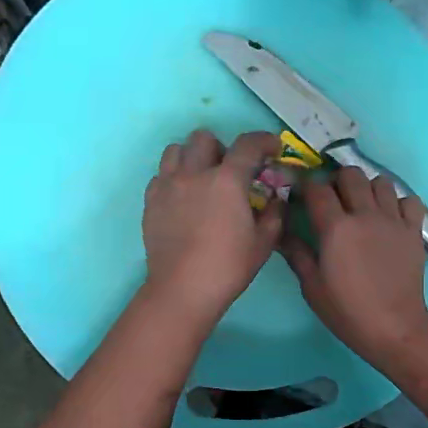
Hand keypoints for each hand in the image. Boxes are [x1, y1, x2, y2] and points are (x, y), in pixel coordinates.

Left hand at [142, 130, 282, 325]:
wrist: (183, 289)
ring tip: (202, 178)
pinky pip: (160, 175)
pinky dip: (174, 178)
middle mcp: (194, 173)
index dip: (264, 140)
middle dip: (222, 148)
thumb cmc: (228, 267)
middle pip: (204, 138)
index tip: (272, 148)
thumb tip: (276, 197)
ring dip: (192, 157)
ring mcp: (168, 185)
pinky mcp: (151, 201)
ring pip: (176, 150)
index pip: (248, 144)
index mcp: (227, 180)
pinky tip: (183, 197)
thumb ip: (273, 212)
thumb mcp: (264, 242)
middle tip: (230, 170)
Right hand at [280, 166, 427, 363]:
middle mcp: (365, 215)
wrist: (394, 327)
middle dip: (337, 181)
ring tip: (362, 206)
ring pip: (380, 182)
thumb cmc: (347, 311)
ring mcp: (393, 220)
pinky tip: (391, 217)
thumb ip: (297, 254)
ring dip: (368, 188)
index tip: (302, 196)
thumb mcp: (312, 287)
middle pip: (350, 175)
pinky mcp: (414, 231)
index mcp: (336, 228)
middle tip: (333, 199)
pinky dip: (398, 202)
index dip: (306, 188)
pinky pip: (409, 200)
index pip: (317, 189)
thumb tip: (281, 232)